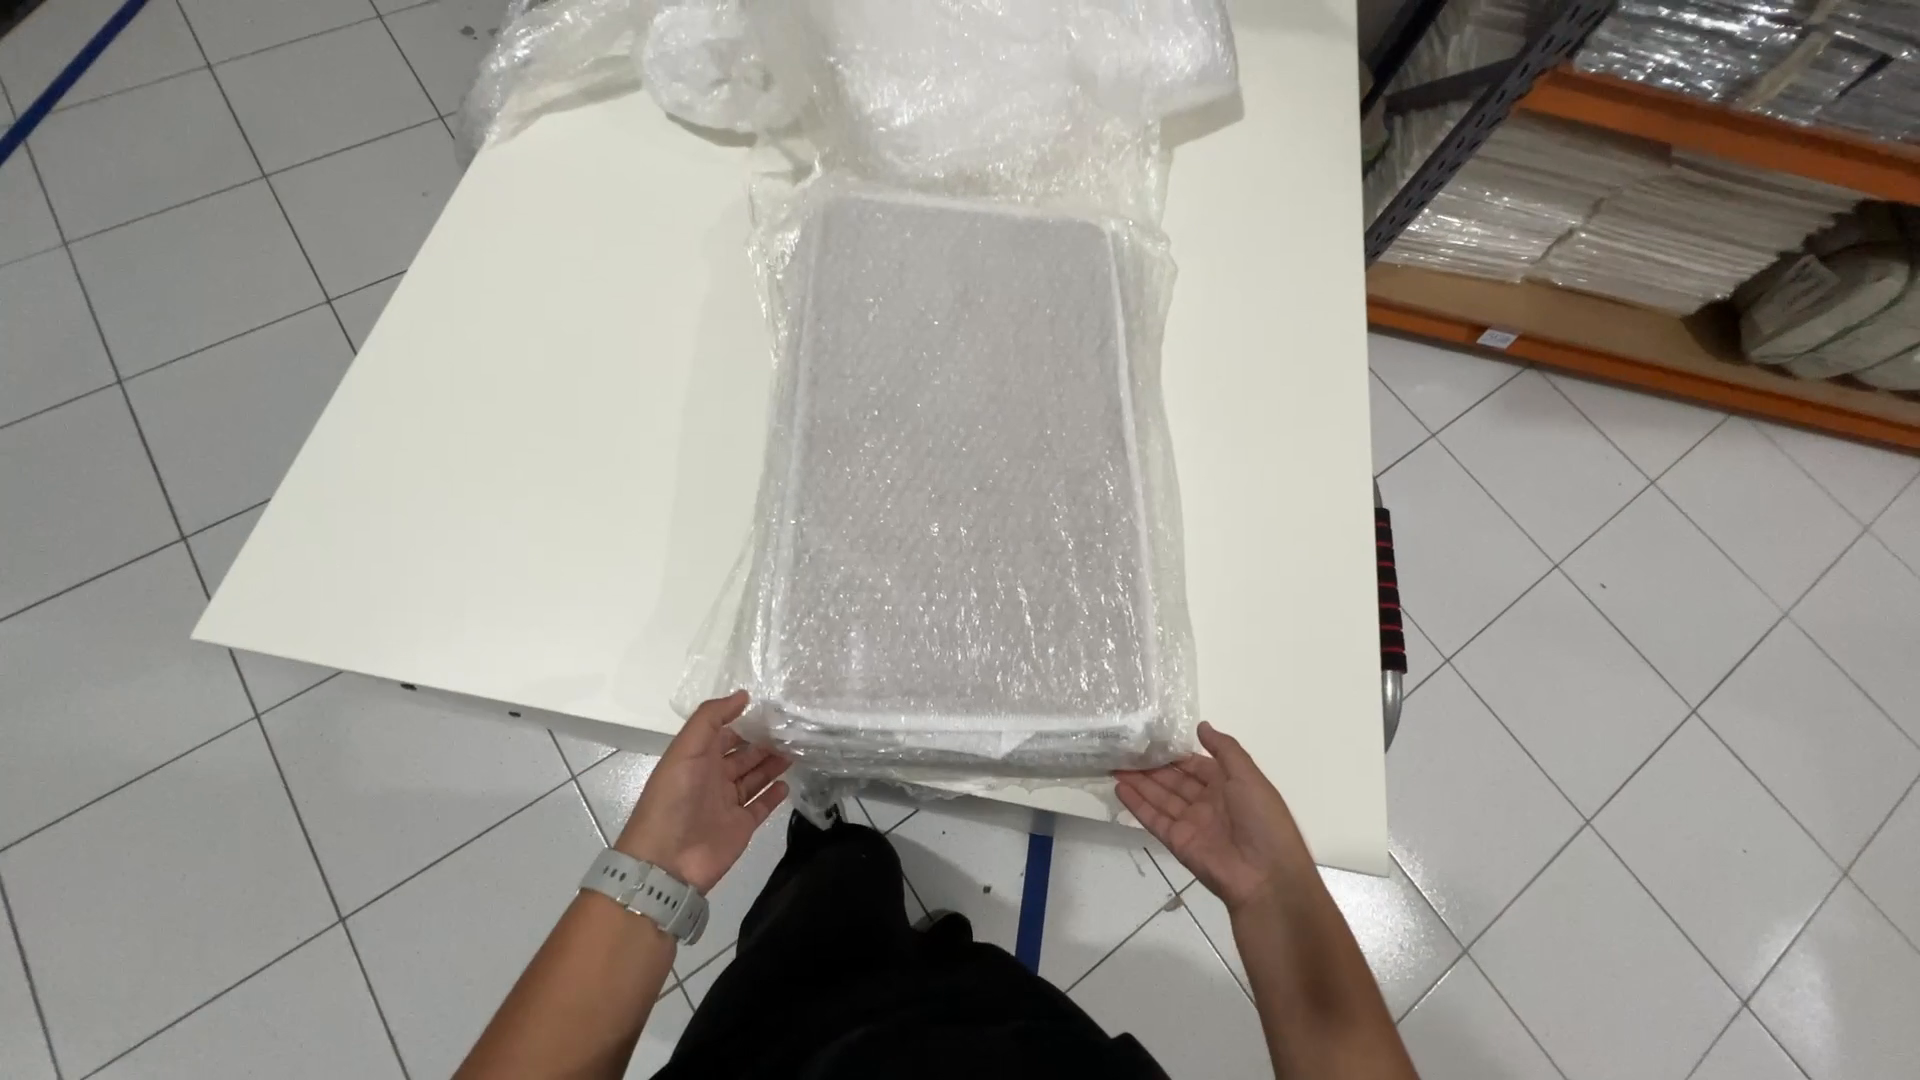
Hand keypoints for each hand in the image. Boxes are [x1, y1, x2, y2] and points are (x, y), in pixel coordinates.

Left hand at [615, 691, 790, 893]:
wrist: (667, 861)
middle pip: (744, 754)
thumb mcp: (686, 749)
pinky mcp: (741, 825)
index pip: (725, 733)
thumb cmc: (673, 799)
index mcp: (697, 758)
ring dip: (773, 763)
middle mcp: (713, 778)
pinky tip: (788, 782)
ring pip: (755, 777)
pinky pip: (762, 806)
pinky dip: (774, 795)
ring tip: (797, 749)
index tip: (774, 709)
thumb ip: (711, 718)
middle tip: (794, 728)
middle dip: (765, 741)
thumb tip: (743, 695)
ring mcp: (728, 803)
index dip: (746, 721)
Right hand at [1114, 722, 1315, 912]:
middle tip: (1123, 749)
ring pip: (1160, 797)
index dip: (1173, 753)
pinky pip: (1154, 819)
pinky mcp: (1177, 842)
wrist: (1266, 877)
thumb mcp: (1249, 776)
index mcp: (1227, 786)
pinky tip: (1120, 788)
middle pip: (1173, 780)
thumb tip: (1201, 725)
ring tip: (1114, 764)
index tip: (1148, 738)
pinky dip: (1137, 804)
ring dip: (1138, 782)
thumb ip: (1225, 749)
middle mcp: (1207, 803)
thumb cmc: (1262, 820)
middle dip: (1150, 766)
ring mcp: (1191, 823)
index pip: (1194, 765)